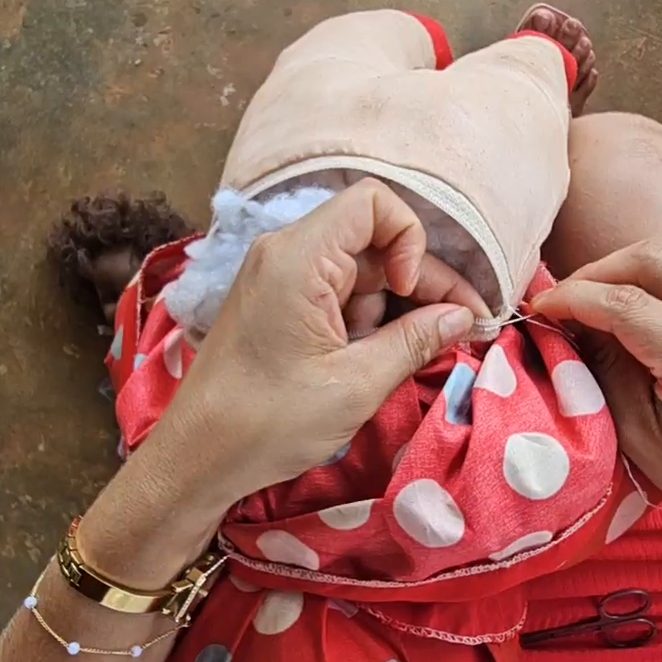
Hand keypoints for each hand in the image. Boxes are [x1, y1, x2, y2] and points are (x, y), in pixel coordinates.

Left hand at [158, 177, 485, 504]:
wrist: (198, 458)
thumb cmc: (269, 422)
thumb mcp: (356, 384)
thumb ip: (415, 341)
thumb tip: (462, 317)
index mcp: (298, 257)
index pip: (373, 203)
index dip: (409, 239)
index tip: (412, 294)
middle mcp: (286, 254)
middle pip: (373, 243)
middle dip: (419, 285)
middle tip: (462, 330)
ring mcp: (279, 280)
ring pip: (359, 274)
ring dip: (391, 312)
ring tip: (400, 361)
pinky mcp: (278, 306)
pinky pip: (336, 296)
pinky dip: (364, 323)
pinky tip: (373, 361)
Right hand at [531, 232, 661, 554]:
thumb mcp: (638, 436)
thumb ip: (604, 368)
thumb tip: (571, 319)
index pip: (628, 305)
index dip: (575, 298)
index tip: (541, 305)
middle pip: (658, 259)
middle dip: (599, 270)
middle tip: (567, 296)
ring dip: (633, 260)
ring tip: (600, 289)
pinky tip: (643, 290)